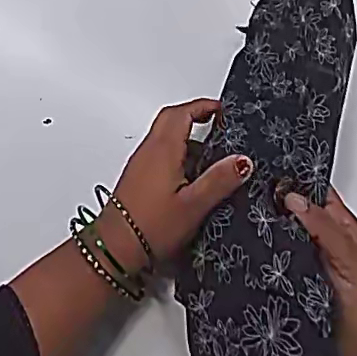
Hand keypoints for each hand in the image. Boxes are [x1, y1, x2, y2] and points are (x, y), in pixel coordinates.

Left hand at [109, 100, 252, 266]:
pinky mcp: (138, 178)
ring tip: (211, 156)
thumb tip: (242, 161)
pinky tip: (191, 178)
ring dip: (187, 138)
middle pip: (171, 120)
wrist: (115, 249)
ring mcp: (141, 164)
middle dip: (195, 117)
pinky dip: (178, 154)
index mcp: (163, 149)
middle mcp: (149, 151)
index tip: (221, 109)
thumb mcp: (193, 205)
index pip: (182, 112)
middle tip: (217, 124)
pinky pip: (160, 154)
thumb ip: (219, 180)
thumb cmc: (149, 227)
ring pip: (165, 137)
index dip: (203, 106)